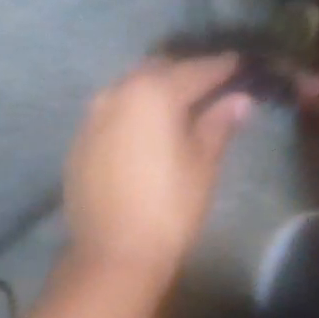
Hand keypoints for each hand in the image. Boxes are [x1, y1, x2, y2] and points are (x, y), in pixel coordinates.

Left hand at [64, 55, 252, 277]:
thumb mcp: (203, 166)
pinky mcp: (79, 143)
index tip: (238, 64)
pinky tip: (144, 133)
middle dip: (183, 74)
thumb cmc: (169, 209)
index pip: (195, 71)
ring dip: (153, 92)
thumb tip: (239, 100)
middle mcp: (117, 94)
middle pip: (157, 72)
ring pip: (129, 90)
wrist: (114, 254)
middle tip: (208, 86)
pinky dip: (131, 115)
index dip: (221, 67)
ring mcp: (92, 118)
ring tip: (176, 108)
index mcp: (153, 93)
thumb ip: (218, 125)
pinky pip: (110, 115)